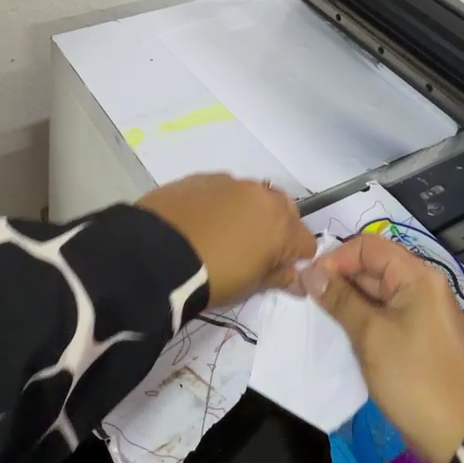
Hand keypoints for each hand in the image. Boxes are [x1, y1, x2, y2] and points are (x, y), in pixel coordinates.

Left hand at [137, 174, 315, 306]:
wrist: (156, 252)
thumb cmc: (212, 276)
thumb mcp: (249, 286)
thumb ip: (277, 277)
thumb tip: (295, 276)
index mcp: (280, 225)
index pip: (307, 242)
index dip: (296, 258)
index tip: (280, 270)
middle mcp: (260, 196)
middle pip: (285, 210)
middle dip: (278, 227)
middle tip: (256, 250)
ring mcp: (230, 182)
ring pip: (253, 195)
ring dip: (249, 211)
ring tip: (226, 234)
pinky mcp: (201, 177)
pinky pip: (223, 189)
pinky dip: (221, 202)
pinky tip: (204, 220)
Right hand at [304, 234, 463, 462]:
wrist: (459, 438)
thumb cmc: (414, 378)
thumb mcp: (371, 336)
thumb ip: (340, 299)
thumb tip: (310, 272)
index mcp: (418, 277)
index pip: (369, 247)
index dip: (336, 258)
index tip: (310, 280)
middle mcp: (424, 287)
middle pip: (374, 267)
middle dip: (340, 279)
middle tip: (308, 298)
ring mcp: (424, 312)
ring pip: (378, 292)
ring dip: (349, 299)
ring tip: (321, 314)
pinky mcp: (420, 335)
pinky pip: (386, 313)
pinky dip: (364, 317)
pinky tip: (343, 330)